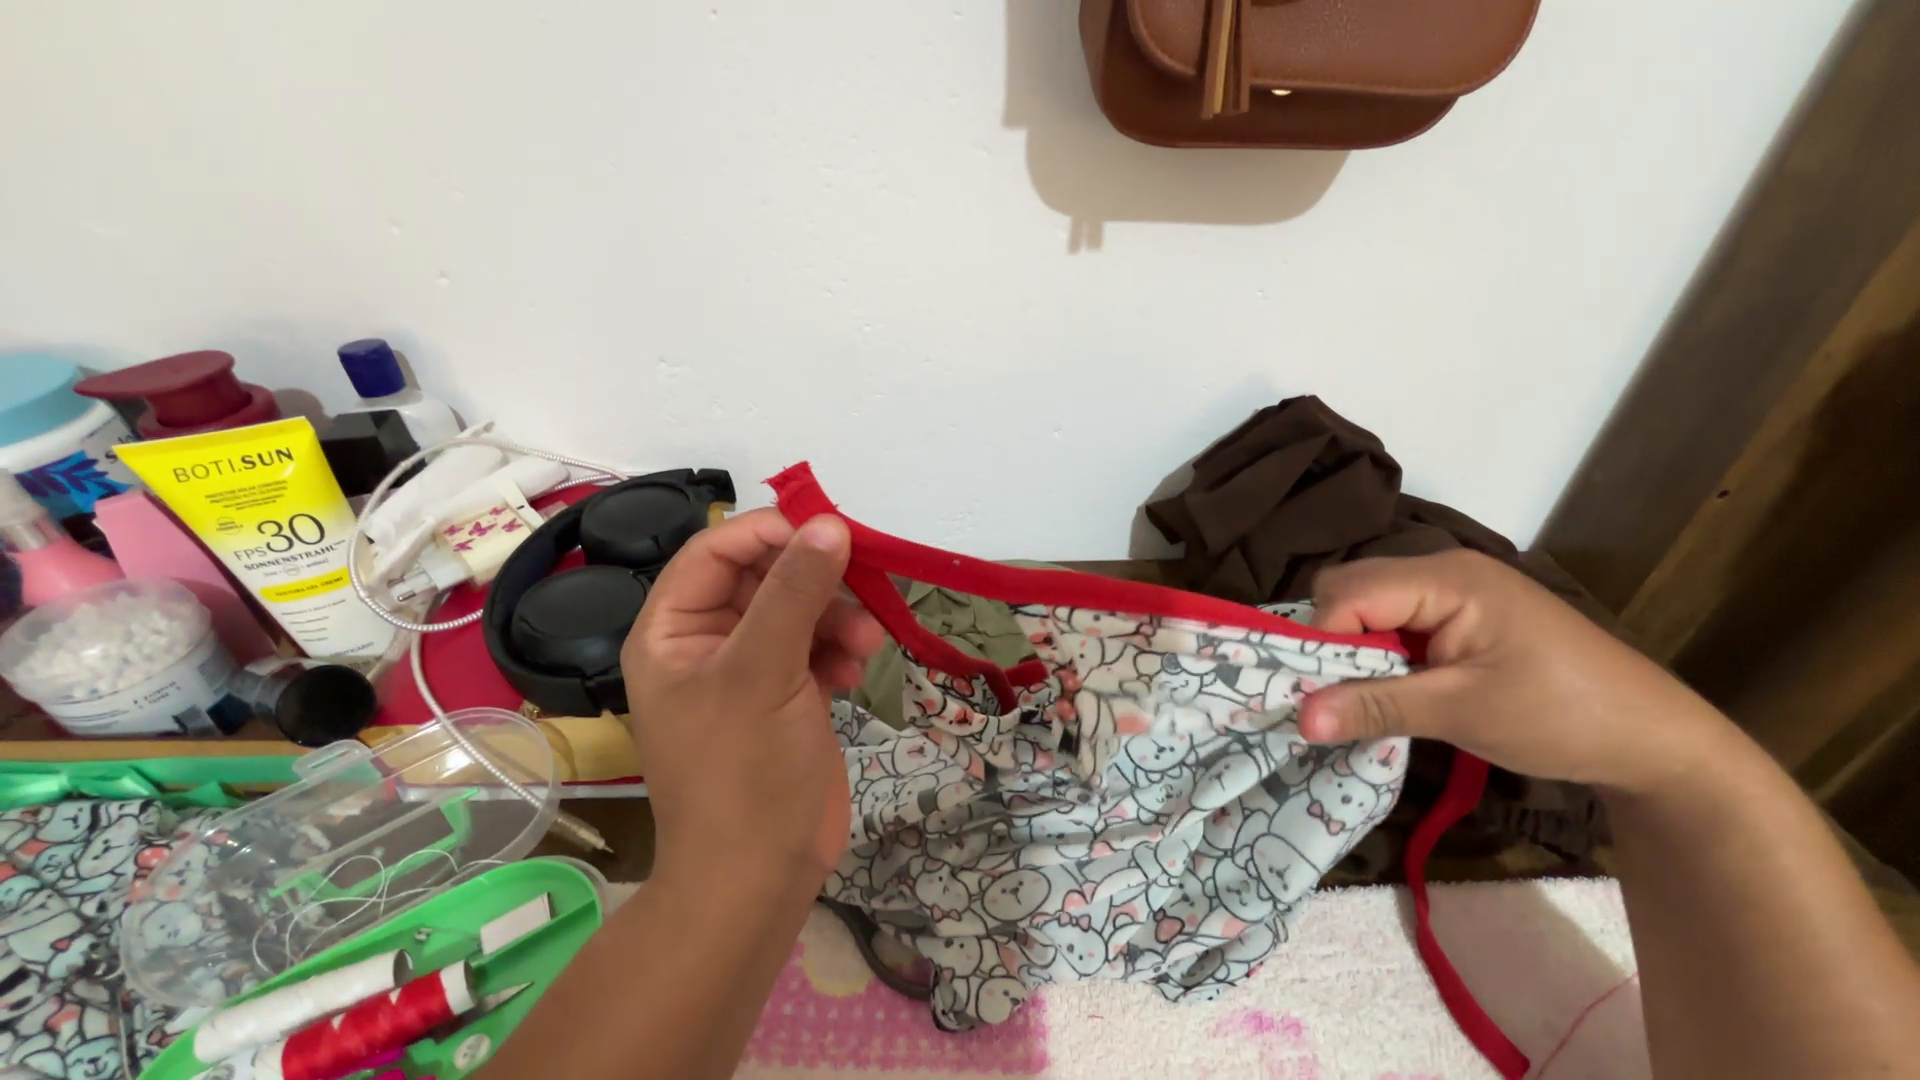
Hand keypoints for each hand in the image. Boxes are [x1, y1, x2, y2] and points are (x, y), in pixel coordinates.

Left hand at [622, 509, 883, 896]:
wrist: (759, 877)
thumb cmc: (743, 772)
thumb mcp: (764, 672)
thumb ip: (795, 592)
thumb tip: (829, 523)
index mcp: (673, 630)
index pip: (716, 550)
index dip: (769, 534)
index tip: (828, 534)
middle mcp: (707, 642)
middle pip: (765, 577)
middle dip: (815, 583)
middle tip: (862, 587)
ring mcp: (749, 671)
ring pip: (799, 611)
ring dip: (837, 618)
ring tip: (866, 645)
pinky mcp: (786, 696)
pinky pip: (816, 648)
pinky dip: (839, 651)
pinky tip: (856, 674)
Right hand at [1298, 550, 1737, 794]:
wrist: (1653, 739)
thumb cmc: (1562, 716)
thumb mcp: (1462, 712)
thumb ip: (1375, 706)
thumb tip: (1299, 718)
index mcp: (1448, 578)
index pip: (1348, 593)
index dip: (1322, 641)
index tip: (1315, 695)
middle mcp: (1444, 570)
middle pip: (1350, 590)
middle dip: (1332, 641)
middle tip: (1340, 695)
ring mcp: (1453, 591)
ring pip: (1367, 606)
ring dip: (1356, 650)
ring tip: (1366, 696)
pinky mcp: (1460, 615)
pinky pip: (1393, 621)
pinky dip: (1380, 654)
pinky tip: (1392, 688)